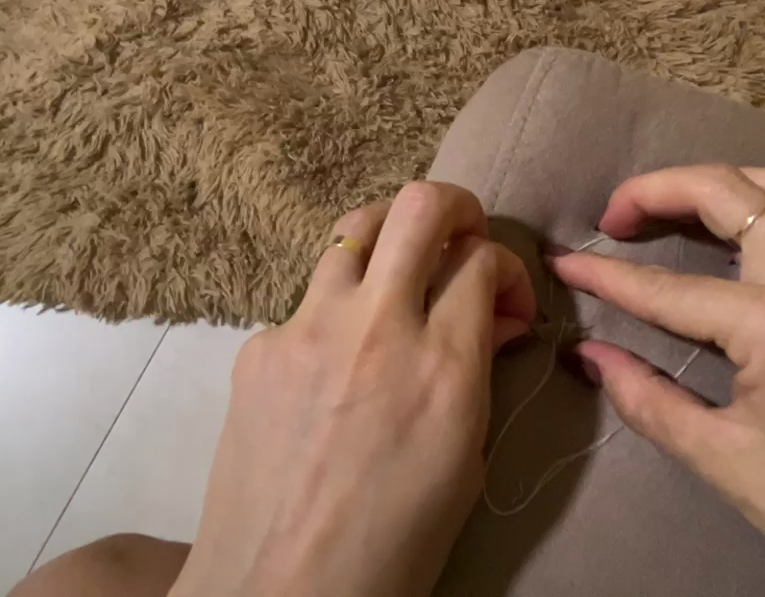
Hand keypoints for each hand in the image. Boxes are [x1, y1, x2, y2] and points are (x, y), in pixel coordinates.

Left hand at [171, 182, 537, 596]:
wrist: (279, 596)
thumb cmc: (393, 546)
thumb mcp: (464, 463)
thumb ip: (480, 370)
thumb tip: (494, 317)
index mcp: (440, 366)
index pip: (483, 260)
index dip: (505, 267)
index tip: (504, 299)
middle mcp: (374, 327)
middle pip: (419, 206)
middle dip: (455, 206)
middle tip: (461, 239)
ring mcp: (307, 328)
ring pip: (356, 227)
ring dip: (391, 237)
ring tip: (400, 272)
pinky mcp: (260, 343)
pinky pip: (310, 299)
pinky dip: (339, 312)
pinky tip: (336, 362)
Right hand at [551, 165, 764, 596]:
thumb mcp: (732, 467)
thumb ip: (650, 401)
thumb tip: (590, 354)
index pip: (669, 288)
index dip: (607, 274)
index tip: (562, 261)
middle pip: (730, 195)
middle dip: (659, 191)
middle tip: (615, 215)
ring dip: (724, 183)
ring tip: (679, 204)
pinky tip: (753, 231)